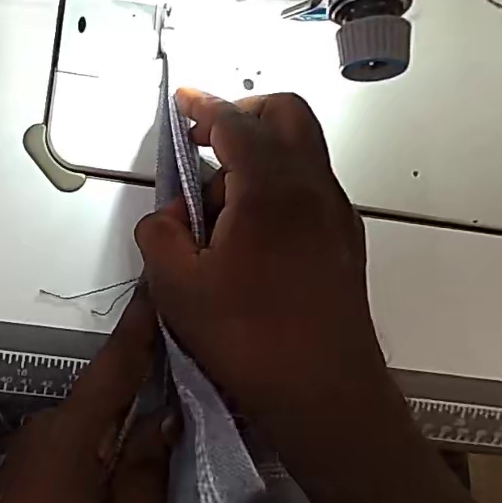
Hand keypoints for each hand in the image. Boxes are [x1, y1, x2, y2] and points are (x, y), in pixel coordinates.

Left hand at [0, 293, 175, 502]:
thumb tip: (164, 422)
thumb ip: (145, 481)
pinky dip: (112, 444)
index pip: (115, 365)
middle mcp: (51, 426)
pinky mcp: (31, 466)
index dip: (139, 323)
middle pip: (109, 393)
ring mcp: (36, 445)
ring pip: (97, 422)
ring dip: (132, 419)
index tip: (155, 282)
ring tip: (178, 419)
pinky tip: (136, 461)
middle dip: (149, 381)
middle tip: (195, 368)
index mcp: (73, 435)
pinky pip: (81, 442)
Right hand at [133, 90, 384, 428]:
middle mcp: (313, 191)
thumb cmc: (249, 338)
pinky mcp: (342, 241)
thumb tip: (172, 214)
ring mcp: (335, 215)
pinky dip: (272, 180)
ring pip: (300, 149)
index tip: (182, 100)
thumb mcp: (175, 284)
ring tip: (214, 203)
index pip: (235, 122)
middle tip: (204, 138)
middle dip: (241, 112)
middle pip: (287, 115)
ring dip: (256, 151)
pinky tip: (242, 230)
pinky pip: (306, 184)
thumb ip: (159, 231)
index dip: (202, 105)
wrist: (328, 401)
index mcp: (272, 190)